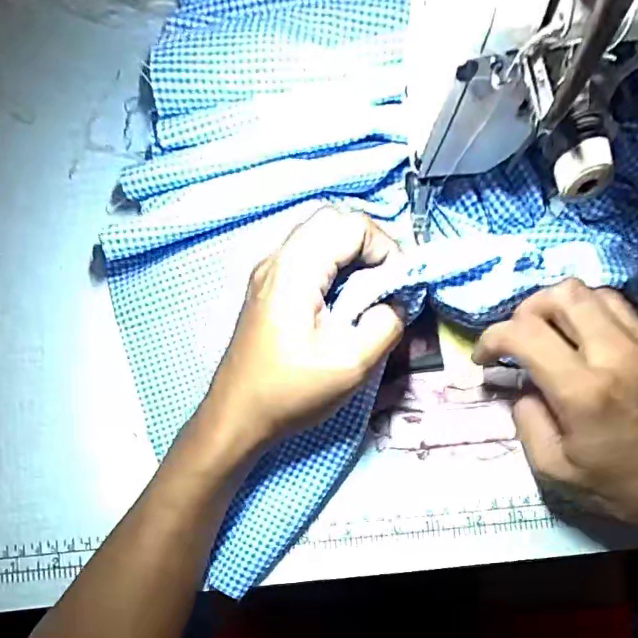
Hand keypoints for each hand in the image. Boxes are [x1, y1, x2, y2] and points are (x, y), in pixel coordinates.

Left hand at [195, 207, 405, 454]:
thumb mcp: (351, 365)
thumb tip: (398, 302)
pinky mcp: (270, 290)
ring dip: (354, 259)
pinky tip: (346, 308)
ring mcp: (270, 273)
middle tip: (389, 286)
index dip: (386, 248)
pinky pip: (310, 260)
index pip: (351, 224)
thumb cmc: (291, 393)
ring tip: (371, 298)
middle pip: (334, 221)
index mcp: (295, 270)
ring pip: (322, 238)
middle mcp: (278, 259)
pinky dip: (337, 272)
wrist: (238, 416)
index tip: (398, 287)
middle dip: (371, 247)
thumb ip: (385, 325)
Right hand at [473, 280, 637, 541]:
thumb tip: (522, 390)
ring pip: (592, 292)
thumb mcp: (560, 473)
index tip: (484, 359)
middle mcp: (614, 353)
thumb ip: (529, 424)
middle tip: (517, 341)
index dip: (492, 339)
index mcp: (583, 391)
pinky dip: (591, 313)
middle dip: (526, 311)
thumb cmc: (627, 490)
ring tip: (550, 336)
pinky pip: (620, 308)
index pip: (524, 333)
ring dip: (560, 307)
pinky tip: (584, 342)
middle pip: (561, 294)